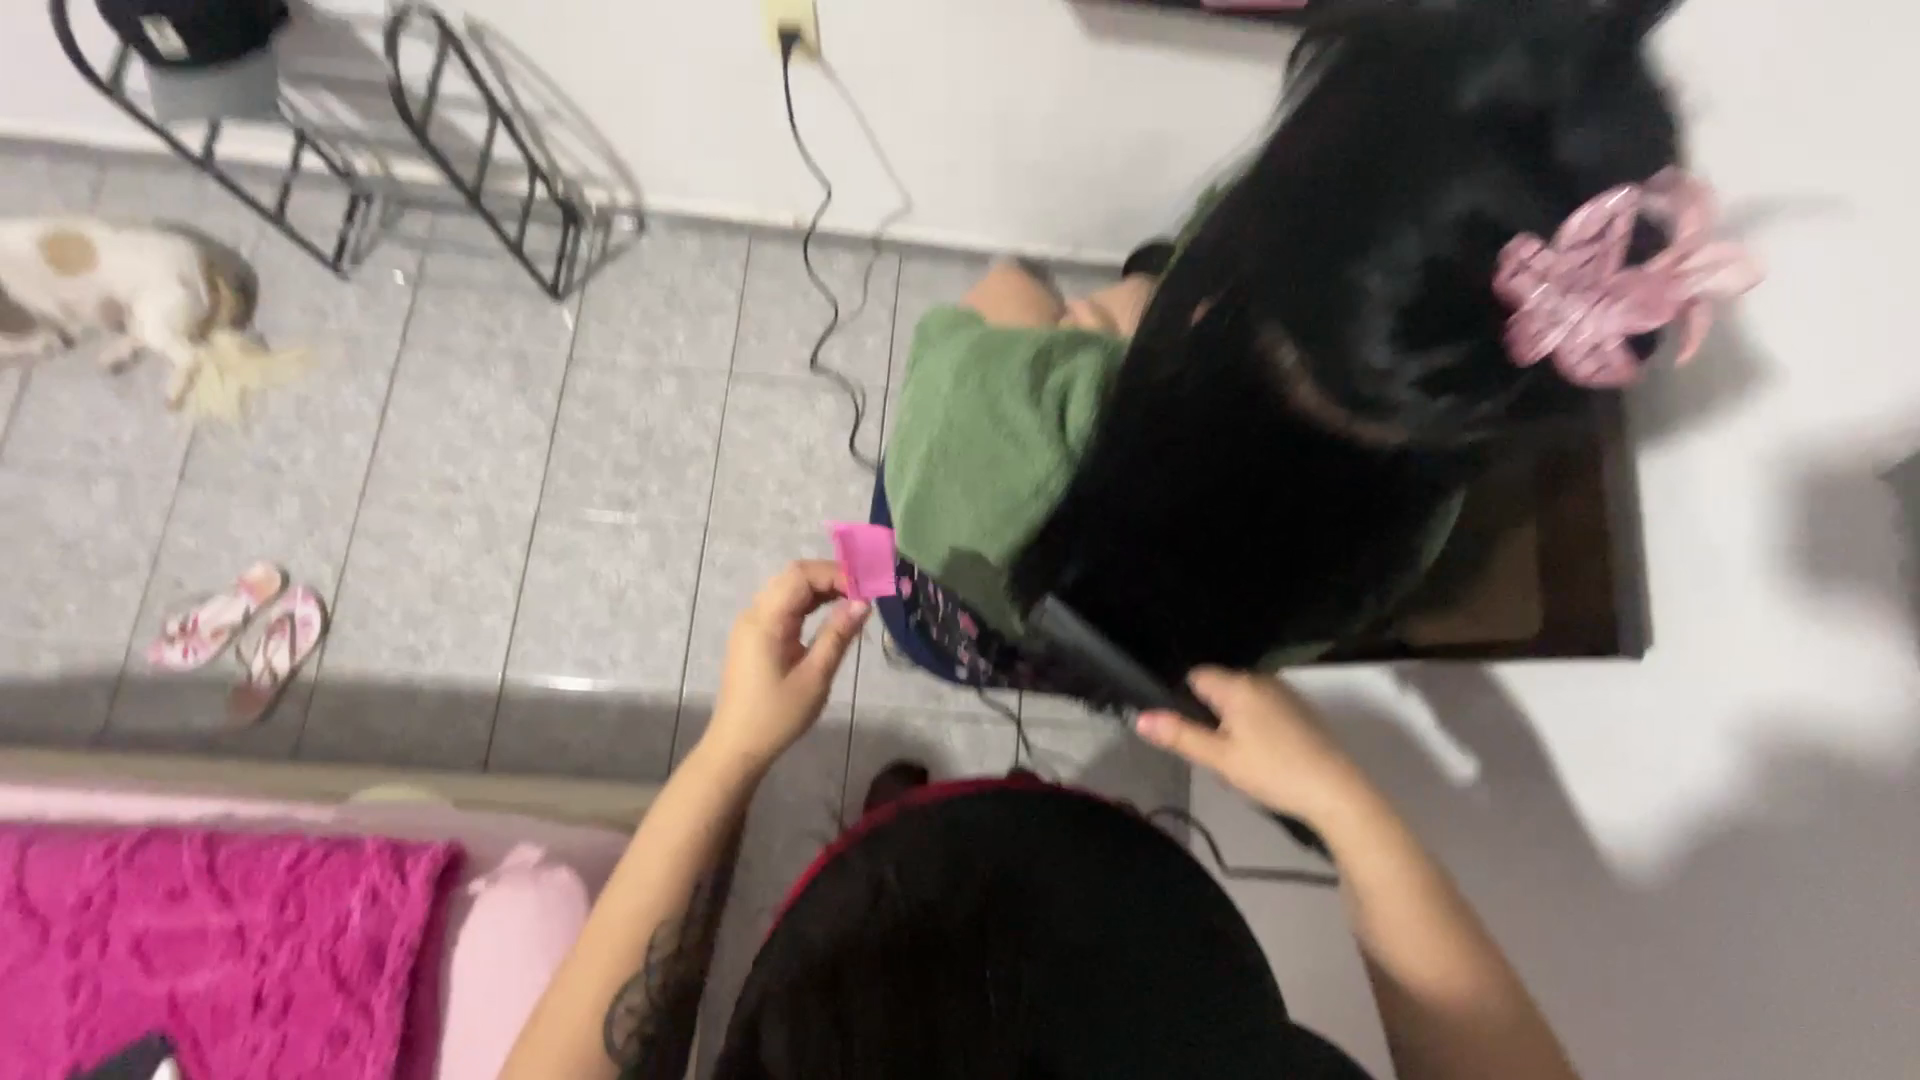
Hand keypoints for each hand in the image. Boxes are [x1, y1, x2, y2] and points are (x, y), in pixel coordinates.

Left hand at [700, 560, 869, 771]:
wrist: (738, 746)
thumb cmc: (777, 716)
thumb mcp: (815, 677)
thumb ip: (838, 635)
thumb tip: (863, 602)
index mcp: (765, 621)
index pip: (801, 576)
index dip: (836, 574)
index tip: (867, 589)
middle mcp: (754, 614)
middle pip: (793, 576)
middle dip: (830, 577)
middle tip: (864, 592)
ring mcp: (752, 624)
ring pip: (788, 588)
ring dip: (821, 588)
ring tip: (854, 600)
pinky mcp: (756, 636)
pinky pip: (784, 605)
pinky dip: (809, 603)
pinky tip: (832, 613)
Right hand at [1135, 667, 1370, 824]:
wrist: (1337, 792)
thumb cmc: (1273, 772)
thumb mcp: (1219, 759)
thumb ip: (1179, 735)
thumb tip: (1140, 718)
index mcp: (1238, 686)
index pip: (1195, 676)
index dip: (1185, 700)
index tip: (1190, 732)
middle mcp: (1261, 680)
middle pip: (1219, 687)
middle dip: (1211, 714)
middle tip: (1216, 753)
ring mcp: (1285, 693)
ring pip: (1243, 699)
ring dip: (1234, 721)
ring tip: (1241, 759)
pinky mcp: (1302, 710)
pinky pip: (1265, 707)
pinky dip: (1257, 725)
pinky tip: (1266, 756)